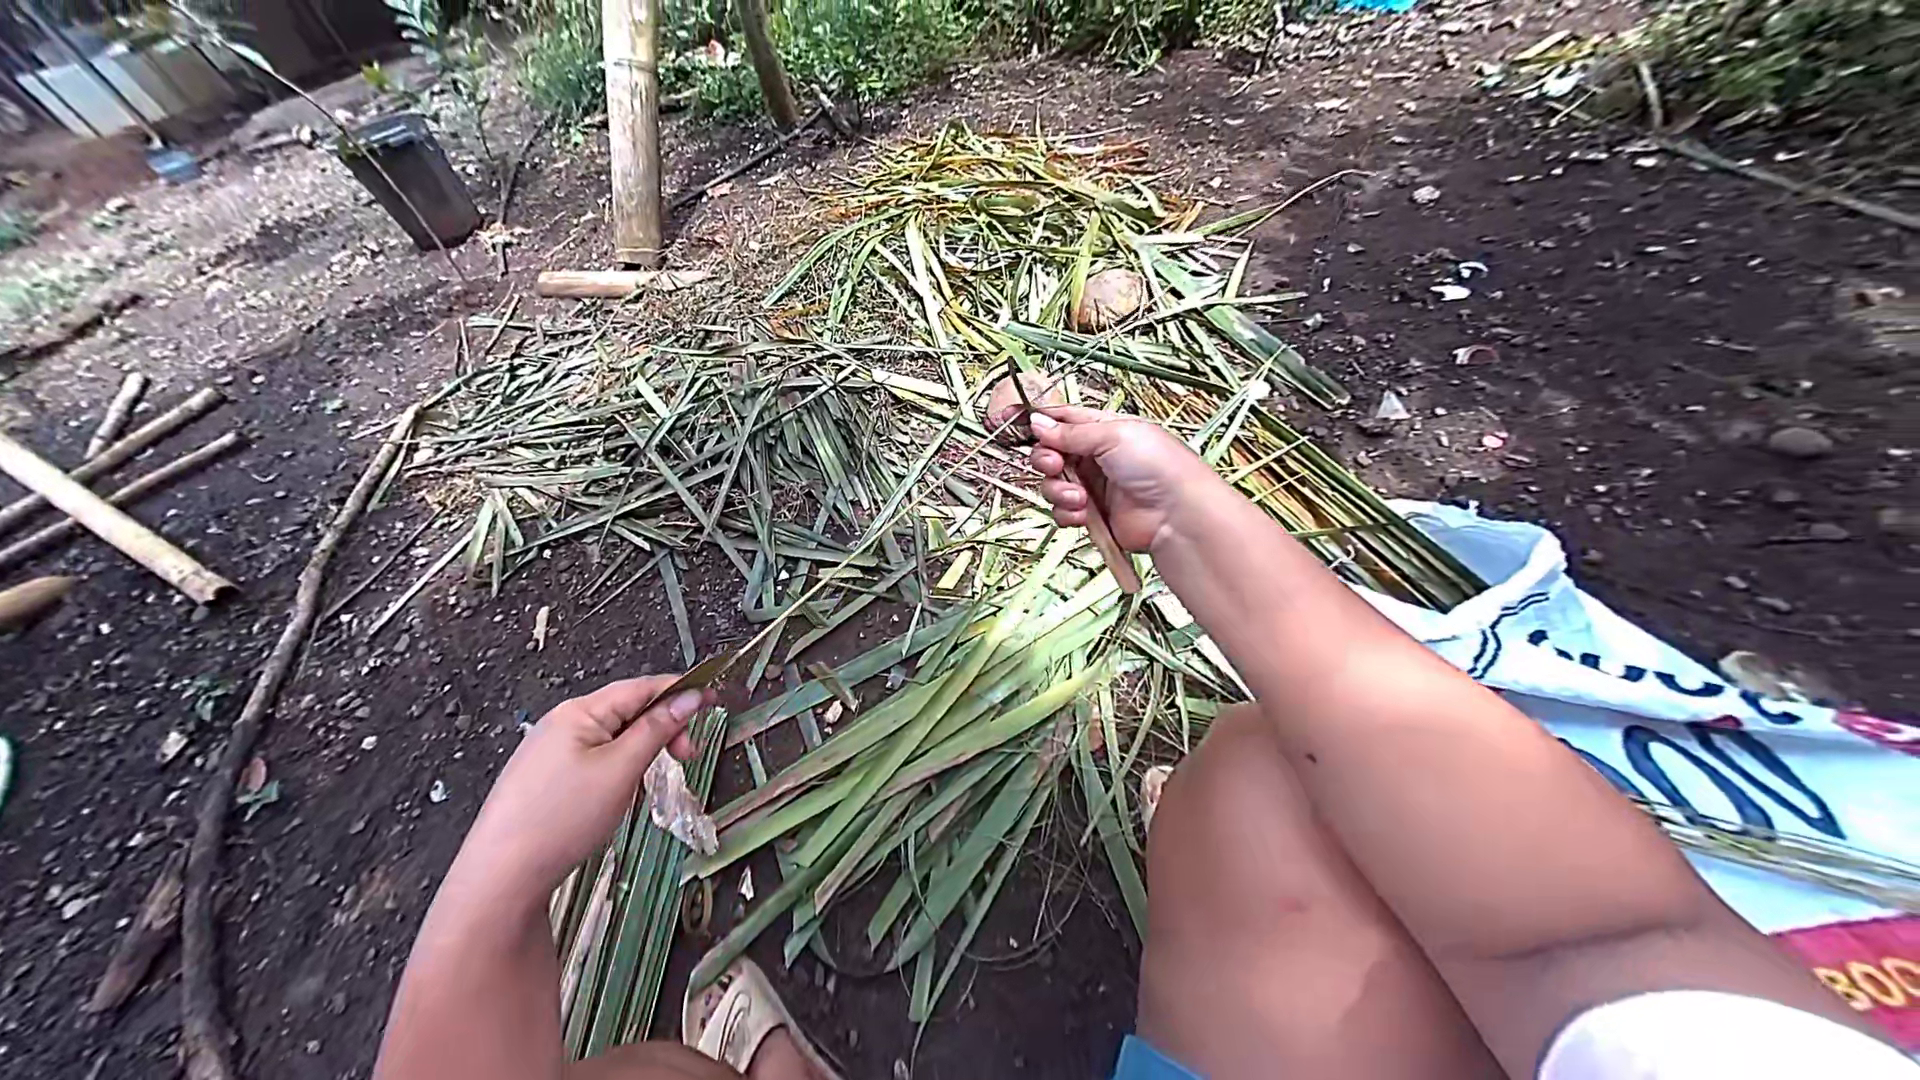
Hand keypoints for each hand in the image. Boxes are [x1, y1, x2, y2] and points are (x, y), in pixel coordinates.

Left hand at [448, 675, 713, 902]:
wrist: (500, 880)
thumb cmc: (559, 821)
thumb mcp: (622, 769)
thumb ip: (659, 728)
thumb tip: (689, 696)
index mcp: (579, 712)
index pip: (643, 687)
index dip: (682, 691)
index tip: (713, 700)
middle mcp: (562, 723)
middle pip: (630, 710)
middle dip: (664, 727)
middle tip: (687, 753)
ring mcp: (551, 751)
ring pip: (615, 736)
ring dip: (644, 749)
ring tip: (651, 778)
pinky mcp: (547, 777)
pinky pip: (598, 756)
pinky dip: (622, 765)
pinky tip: (622, 790)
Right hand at [1027, 405, 1220, 552]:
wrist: (1176, 515)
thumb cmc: (1157, 466)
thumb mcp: (1112, 435)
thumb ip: (1070, 432)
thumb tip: (1037, 423)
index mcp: (1102, 428)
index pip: (1059, 418)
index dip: (1031, 420)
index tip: (1002, 420)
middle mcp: (1094, 456)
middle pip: (1048, 452)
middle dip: (1045, 460)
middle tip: (1055, 465)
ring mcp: (1092, 486)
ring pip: (1051, 484)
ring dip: (1058, 491)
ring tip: (1080, 498)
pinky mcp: (1090, 514)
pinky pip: (1061, 511)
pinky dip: (1067, 513)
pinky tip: (1083, 514)